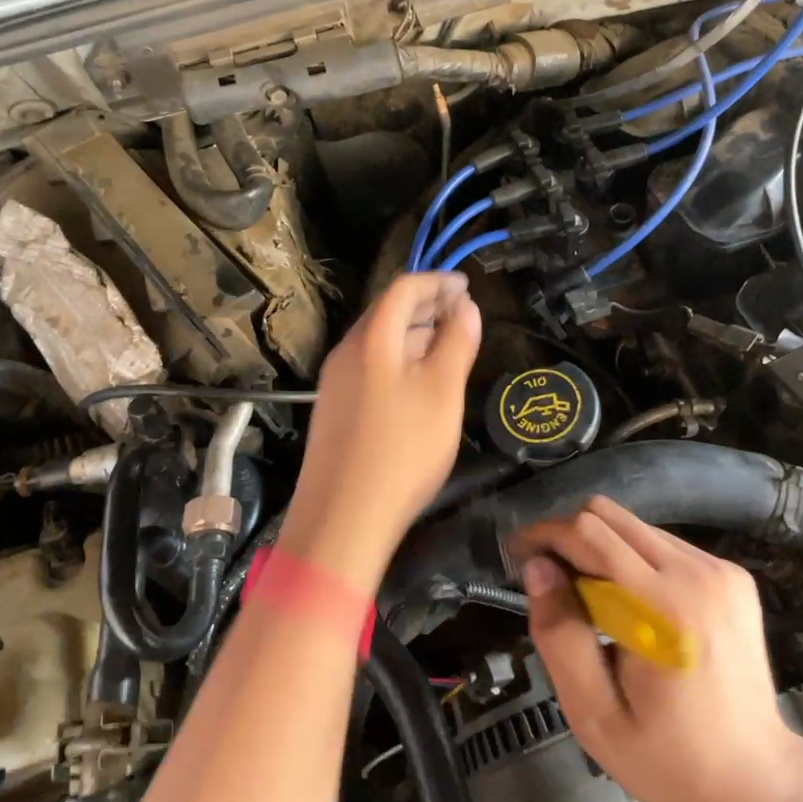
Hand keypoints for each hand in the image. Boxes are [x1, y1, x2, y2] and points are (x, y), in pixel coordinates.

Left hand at [281, 272, 480, 589]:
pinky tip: (418, 385)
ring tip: (447, 345)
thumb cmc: (401, 450)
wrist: (342, 519)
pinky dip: (399, 361)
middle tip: (461, 313)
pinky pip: (370, 368)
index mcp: (372, 340)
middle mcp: (346, 354)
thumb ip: (456, 344)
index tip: (467, 286)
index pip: (403, 288)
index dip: (437, 281)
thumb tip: (466, 307)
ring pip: (378, 343)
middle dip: (426, 306)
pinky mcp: (335, 412)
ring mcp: (336, 384)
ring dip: (413, 334)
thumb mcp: (442, 394)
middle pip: (387, 313)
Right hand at [520, 498, 802, 801]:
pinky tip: (634, 606)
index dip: (545, 535)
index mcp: (664, 607)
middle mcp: (697, 573)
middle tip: (548, 578)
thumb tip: (537, 569)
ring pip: (637, 526)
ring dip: (603, 550)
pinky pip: (666, 545)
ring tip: (591, 601)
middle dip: (569, 536)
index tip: (519, 556)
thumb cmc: (668, 756)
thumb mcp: (595, 714)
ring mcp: (721, 570)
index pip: (590, 532)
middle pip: (611, 516)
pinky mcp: (732, 575)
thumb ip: (561, 637)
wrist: (754, 777)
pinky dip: (636, 561)